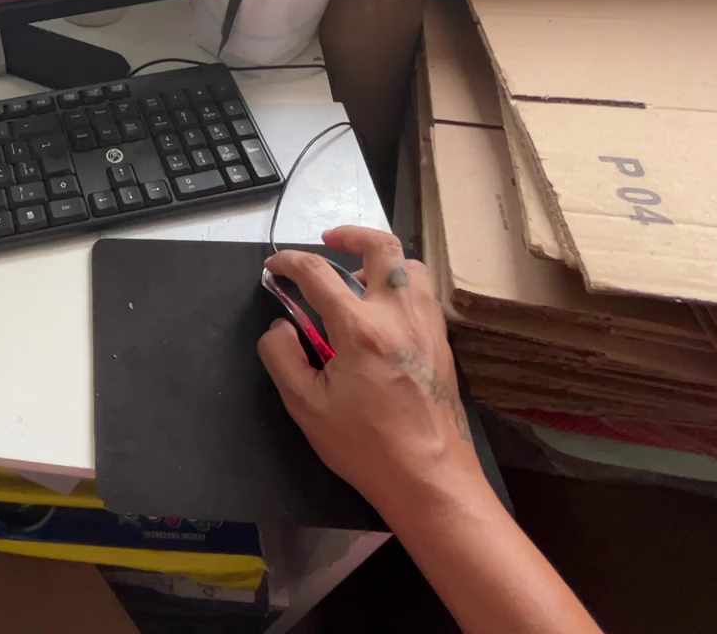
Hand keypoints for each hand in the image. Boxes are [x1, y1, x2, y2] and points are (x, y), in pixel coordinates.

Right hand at [257, 226, 484, 525]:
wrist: (431, 482)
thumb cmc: (365, 446)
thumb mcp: (304, 405)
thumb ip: (280, 355)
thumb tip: (281, 327)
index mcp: (360, 330)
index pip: (317, 274)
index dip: (289, 262)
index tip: (274, 268)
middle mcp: (399, 317)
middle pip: (382, 247)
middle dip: (350, 234)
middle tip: (328, 243)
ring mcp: (427, 328)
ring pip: (411, 266)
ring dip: (379, 260)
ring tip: (354, 277)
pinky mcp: (442, 343)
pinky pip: (423, 293)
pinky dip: (399, 283)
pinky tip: (380, 308)